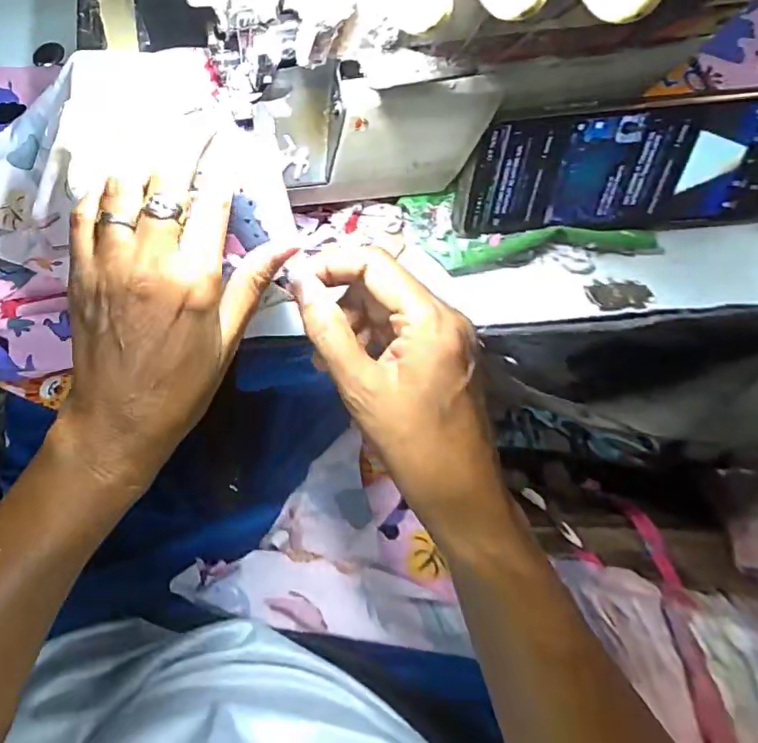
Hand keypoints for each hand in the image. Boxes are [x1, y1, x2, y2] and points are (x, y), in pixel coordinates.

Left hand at [55, 134, 298, 493]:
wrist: (118, 420)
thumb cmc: (181, 386)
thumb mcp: (227, 340)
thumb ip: (252, 283)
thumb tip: (290, 243)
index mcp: (195, 279)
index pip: (211, 203)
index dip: (220, 167)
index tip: (225, 145)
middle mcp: (151, 261)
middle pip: (164, 186)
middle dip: (181, 149)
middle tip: (192, 129)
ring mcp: (109, 264)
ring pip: (119, 193)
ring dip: (137, 168)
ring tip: (150, 156)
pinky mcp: (80, 272)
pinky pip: (82, 219)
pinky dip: (95, 196)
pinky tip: (107, 187)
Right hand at [289, 247, 514, 541]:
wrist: (461, 495)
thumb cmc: (409, 441)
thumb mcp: (357, 382)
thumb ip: (325, 326)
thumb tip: (299, 281)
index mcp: (430, 318)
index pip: (373, 262)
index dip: (330, 263)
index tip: (297, 285)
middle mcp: (444, 315)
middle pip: (379, 280)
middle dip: (337, 296)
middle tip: (307, 324)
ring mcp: (446, 334)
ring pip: (384, 303)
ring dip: (348, 319)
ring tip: (325, 355)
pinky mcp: (442, 352)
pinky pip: (396, 326)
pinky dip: (366, 336)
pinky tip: (347, 364)